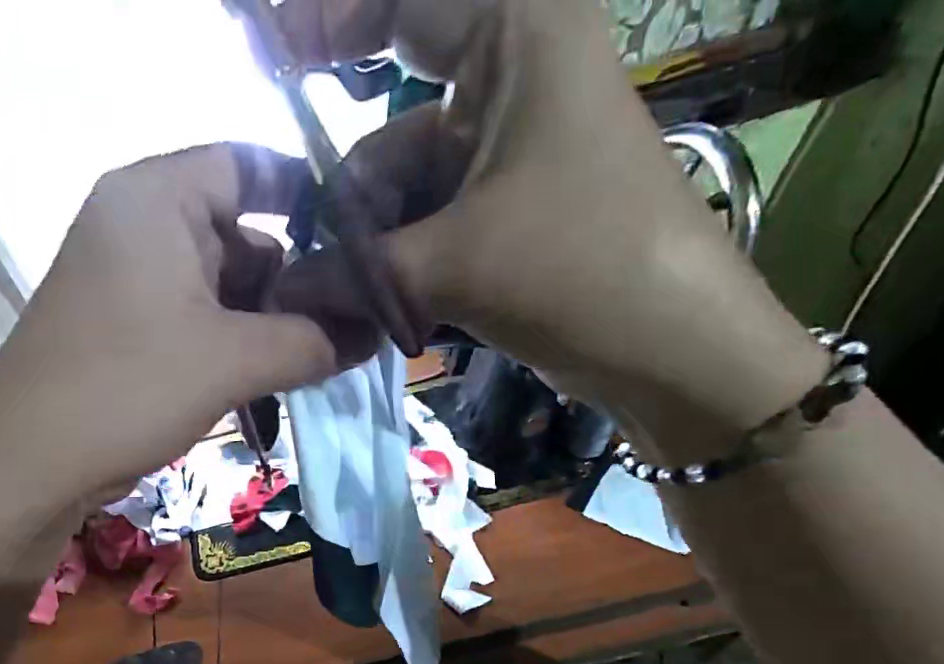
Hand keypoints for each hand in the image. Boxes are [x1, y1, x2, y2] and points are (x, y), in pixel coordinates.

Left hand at [0, 143, 338, 512]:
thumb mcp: (234, 360)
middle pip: (240, 232)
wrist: (26, 465)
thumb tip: (377, 335)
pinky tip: (265, 380)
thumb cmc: (128, 387)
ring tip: (309, 365)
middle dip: (292, 283)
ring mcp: (128, 278)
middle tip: (342, 329)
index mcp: (155, 197)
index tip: (359, 244)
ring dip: (266, 324)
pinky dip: (233, 344)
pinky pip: (196, 318)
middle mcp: (138, 223)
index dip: (308, 197)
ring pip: (222, 285)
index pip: (248, 165)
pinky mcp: (125, 326)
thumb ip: (314, 340)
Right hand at [272, 0, 826, 458]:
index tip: (268, 67)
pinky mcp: (516, 207)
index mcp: (517, 36)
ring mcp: (516, 148)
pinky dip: (405, 260)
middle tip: (322, 256)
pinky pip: (436, 218)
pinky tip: (389, 308)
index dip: (324, 25)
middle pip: (395, 115)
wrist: (675, 349)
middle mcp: (515, 77)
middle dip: (354, 192)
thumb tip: (281, 293)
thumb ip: (356, 273)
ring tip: (363, 303)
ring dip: (377, 244)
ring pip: (410, 182)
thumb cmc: (578, 271)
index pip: (400, 4)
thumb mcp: (453, 265)